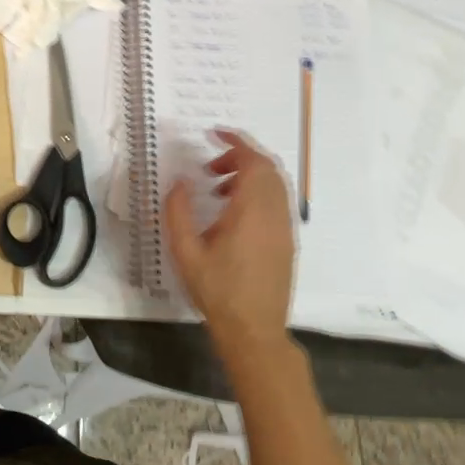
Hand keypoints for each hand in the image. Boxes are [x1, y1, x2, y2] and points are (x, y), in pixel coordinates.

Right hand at [164, 130, 295, 360]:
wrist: (254, 330)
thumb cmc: (217, 291)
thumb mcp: (185, 252)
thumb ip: (178, 212)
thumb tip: (179, 182)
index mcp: (251, 213)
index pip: (254, 162)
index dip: (236, 142)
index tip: (214, 134)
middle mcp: (275, 215)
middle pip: (268, 168)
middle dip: (240, 156)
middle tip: (210, 165)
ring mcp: (285, 229)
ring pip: (275, 185)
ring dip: (249, 175)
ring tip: (217, 188)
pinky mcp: (287, 241)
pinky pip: (277, 201)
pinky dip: (257, 192)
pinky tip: (232, 211)